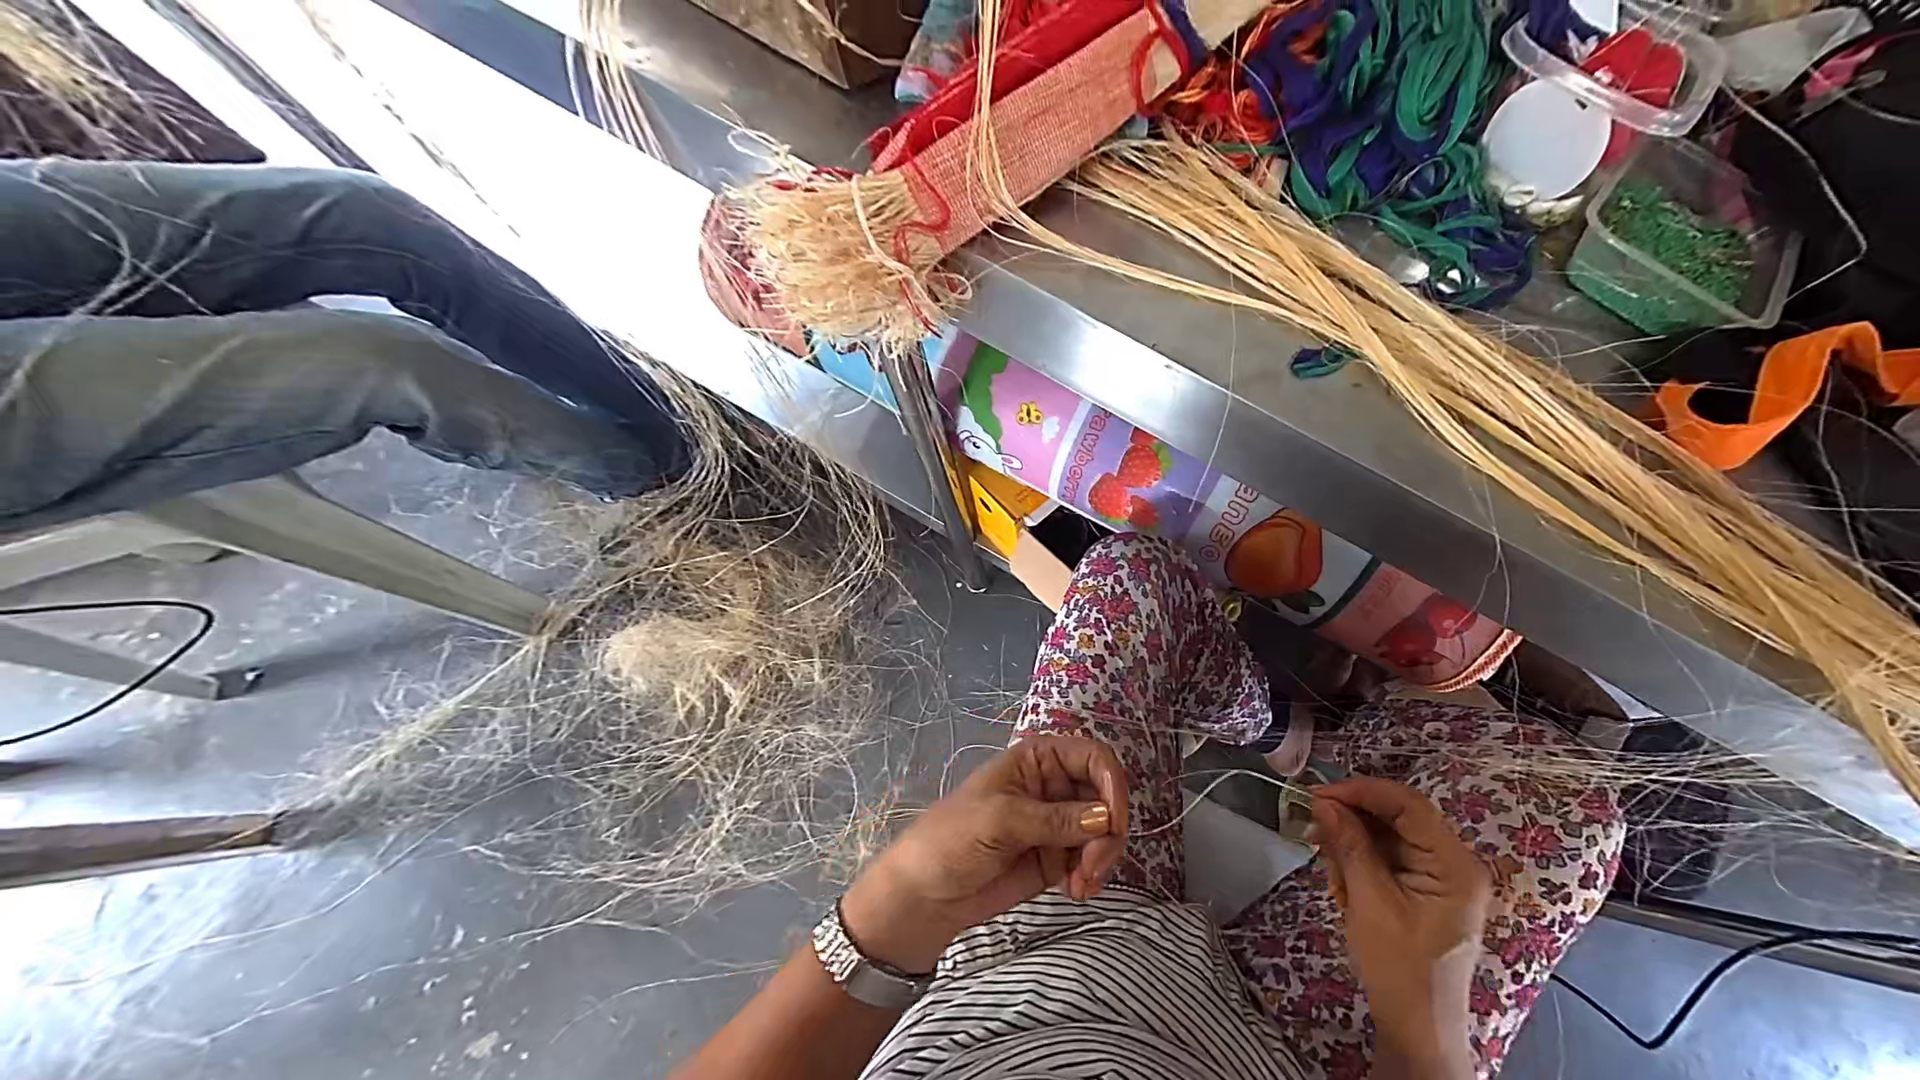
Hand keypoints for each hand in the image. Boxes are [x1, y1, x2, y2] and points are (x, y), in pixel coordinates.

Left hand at [840, 735, 1127, 972]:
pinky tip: (1075, 891)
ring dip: (1102, 858)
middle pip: (1105, 798)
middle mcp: (1052, 785)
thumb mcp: (1001, 820)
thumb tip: (1107, 819)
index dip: (1112, 784)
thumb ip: (1054, 819)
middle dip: (1108, 833)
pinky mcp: (1057, 857)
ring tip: (1081, 886)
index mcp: (1037, 759)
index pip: (1092, 758)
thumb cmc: (952, 837)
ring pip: (1104, 832)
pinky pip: (1092, 859)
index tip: (1114, 823)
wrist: (925, 895)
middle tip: (1093, 868)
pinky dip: (1092, 875)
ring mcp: (1056, 823)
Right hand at [1309, 776, 1489, 1079]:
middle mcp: (1454, 862)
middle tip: (1313, 828)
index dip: (1361, 791)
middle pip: (1396, 816)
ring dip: (1350, 842)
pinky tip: (1342, 882)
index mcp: (1455, 865)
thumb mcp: (1369, 900)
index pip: (1408, 804)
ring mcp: (1441, 876)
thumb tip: (1323, 801)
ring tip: (1329, 868)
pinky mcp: (1424, 887)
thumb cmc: (1399, 966)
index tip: (1317, 795)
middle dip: (1351, 818)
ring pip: (1386, 834)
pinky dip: (1359, 859)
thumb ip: (1349, 844)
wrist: (1417, 1026)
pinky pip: (1386, 855)